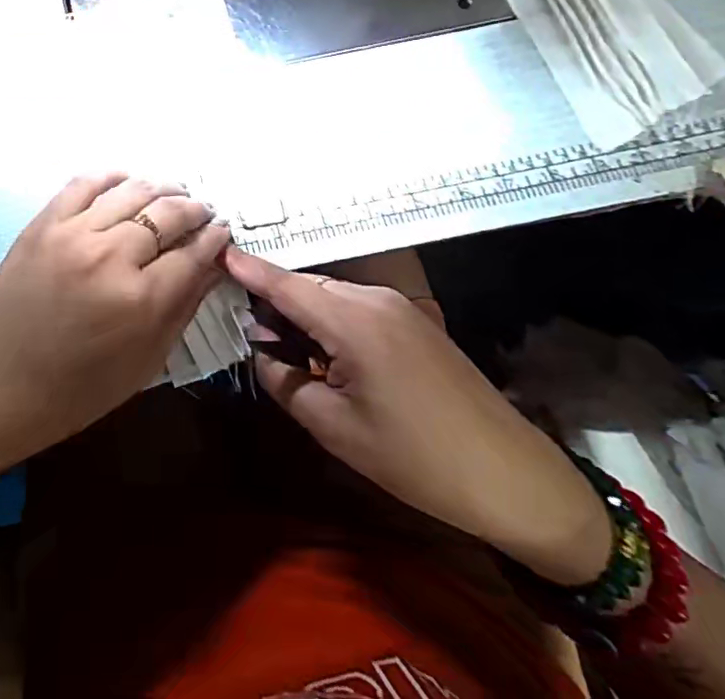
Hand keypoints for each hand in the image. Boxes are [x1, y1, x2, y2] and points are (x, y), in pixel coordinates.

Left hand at [0, 174, 232, 490]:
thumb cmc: (76, 390)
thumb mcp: (145, 362)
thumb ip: (183, 307)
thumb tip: (214, 265)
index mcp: (141, 300)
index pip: (195, 252)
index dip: (215, 239)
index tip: (223, 233)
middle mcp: (111, 257)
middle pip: (169, 213)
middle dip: (196, 210)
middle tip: (204, 214)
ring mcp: (72, 234)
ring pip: (133, 191)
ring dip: (163, 188)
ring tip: (174, 194)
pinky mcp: (42, 225)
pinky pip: (84, 183)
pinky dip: (112, 177)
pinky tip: (128, 182)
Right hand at [225, 246, 611, 585]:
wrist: (503, 470)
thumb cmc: (411, 457)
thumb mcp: (333, 426)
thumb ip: (285, 380)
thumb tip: (263, 352)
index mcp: (353, 320)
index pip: (287, 284)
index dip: (250, 270)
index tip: (220, 253)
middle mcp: (377, 299)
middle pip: (311, 288)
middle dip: (276, 303)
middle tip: (249, 333)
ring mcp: (403, 308)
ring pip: (336, 299)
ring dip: (307, 316)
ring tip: (287, 350)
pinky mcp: (418, 323)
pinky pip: (361, 310)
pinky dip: (334, 324)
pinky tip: (328, 355)